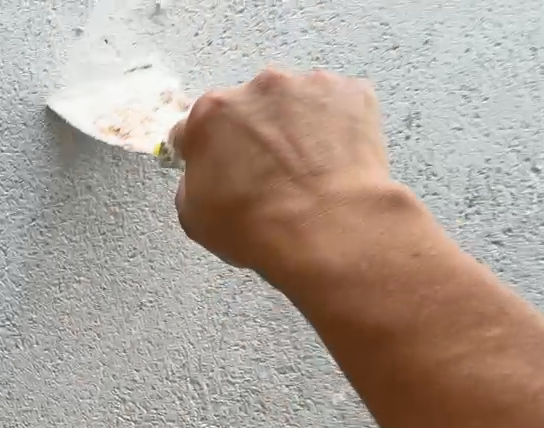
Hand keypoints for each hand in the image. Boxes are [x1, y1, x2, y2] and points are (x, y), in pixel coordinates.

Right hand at [168, 69, 413, 283]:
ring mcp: (309, 84)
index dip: (203, 150)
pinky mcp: (352, 91)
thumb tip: (205, 174)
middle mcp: (258, 88)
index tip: (213, 167)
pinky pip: (334, 105)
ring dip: (291, 128)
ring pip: (293, 103)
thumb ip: (192, 181)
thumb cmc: (252, 224)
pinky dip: (329, 128)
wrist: (322, 226)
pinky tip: (327, 162)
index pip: (195, 125)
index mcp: (210, 114)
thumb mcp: (193, 216)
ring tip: (299, 169)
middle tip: (259, 172)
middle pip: (247, 107)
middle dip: (249, 133)